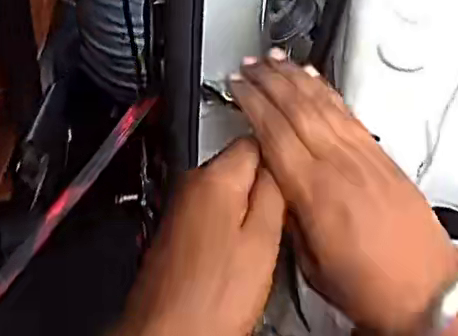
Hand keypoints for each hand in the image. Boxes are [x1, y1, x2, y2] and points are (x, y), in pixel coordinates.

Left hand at [114, 137, 285, 335]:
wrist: (166, 332)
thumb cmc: (212, 298)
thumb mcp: (261, 245)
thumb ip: (273, 196)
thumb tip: (280, 164)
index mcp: (215, 177)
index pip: (253, 141)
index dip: (277, 160)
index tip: (291, 183)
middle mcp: (193, 180)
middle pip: (239, 164)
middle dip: (261, 187)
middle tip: (279, 220)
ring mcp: (182, 202)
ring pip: (226, 189)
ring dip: (245, 208)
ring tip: (258, 243)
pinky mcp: (177, 226)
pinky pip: (211, 210)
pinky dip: (226, 225)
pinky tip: (234, 255)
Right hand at [232, 51, 457, 335]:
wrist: (429, 294)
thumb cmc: (375, 289)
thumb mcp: (312, 265)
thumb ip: (287, 216)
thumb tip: (271, 183)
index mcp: (314, 192)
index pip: (274, 130)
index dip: (251, 101)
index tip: (237, 85)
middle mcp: (337, 164)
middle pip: (294, 106)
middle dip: (267, 78)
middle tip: (248, 64)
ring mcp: (360, 153)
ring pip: (319, 100)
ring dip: (293, 74)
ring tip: (273, 58)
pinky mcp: (378, 151)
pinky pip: (345, 108)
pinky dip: (324, 87)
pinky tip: (312, 76)